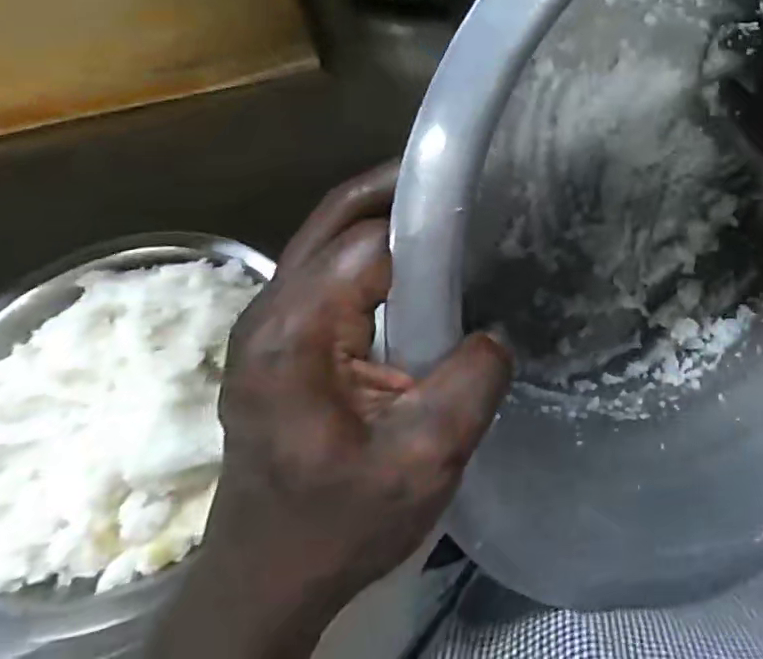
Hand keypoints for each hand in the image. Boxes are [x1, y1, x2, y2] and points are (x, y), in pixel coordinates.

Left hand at [149, 162, 512, 658]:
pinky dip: (376, 245)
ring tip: (452, 211)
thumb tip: (495, 330)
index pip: (366, 243)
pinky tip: (421, 258)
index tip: (481, 208)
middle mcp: (269, 310)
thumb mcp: (422, 464)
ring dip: (388, 214)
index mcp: (293, 335)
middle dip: (400, 189)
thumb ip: (469, 385)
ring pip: (329, 233)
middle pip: (336, 217)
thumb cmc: (338, 525)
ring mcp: (267, 319)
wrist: (268, 576)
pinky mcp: (281, 333)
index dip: (425, 221)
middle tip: (466, 185)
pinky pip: (330, 263)